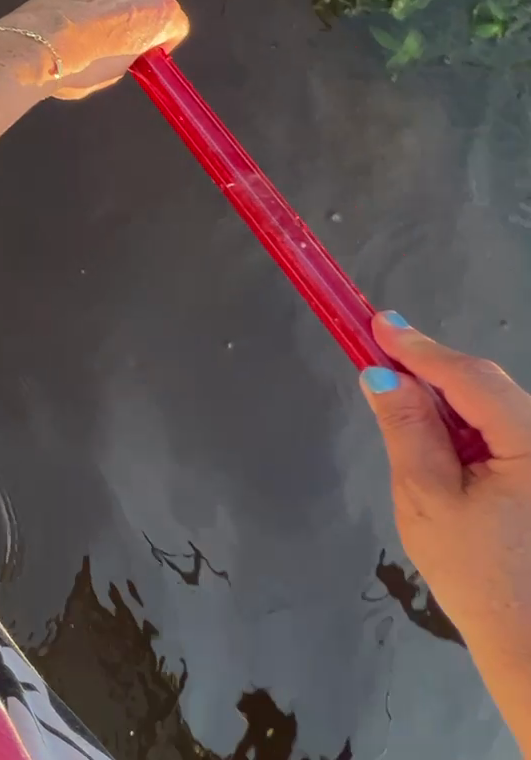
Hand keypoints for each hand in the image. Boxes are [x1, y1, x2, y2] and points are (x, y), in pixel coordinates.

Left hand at [0, 0, 190, 100]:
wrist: (38, 52)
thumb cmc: (82, 68)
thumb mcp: (114, 74)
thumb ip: (123, 57)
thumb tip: (115, 52)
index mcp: (160, 13)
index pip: (172, 26)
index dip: (157, 44)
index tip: (142, 57)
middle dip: (132, 16)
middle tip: (109, 42)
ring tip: (100, 1)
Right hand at [360, 312, 530, 743]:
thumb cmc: (478, 569)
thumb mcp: (426, 495)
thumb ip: (406, 429)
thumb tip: (382, 374)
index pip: (472, 379)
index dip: (420, 346)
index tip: (376, 320)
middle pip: (493, 389)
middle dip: (434, 372)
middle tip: (376, 360)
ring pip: (502, 410)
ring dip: (451, 400)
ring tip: (403, 409)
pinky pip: (512, 434)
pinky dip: (472, 425)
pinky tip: (444, 442)